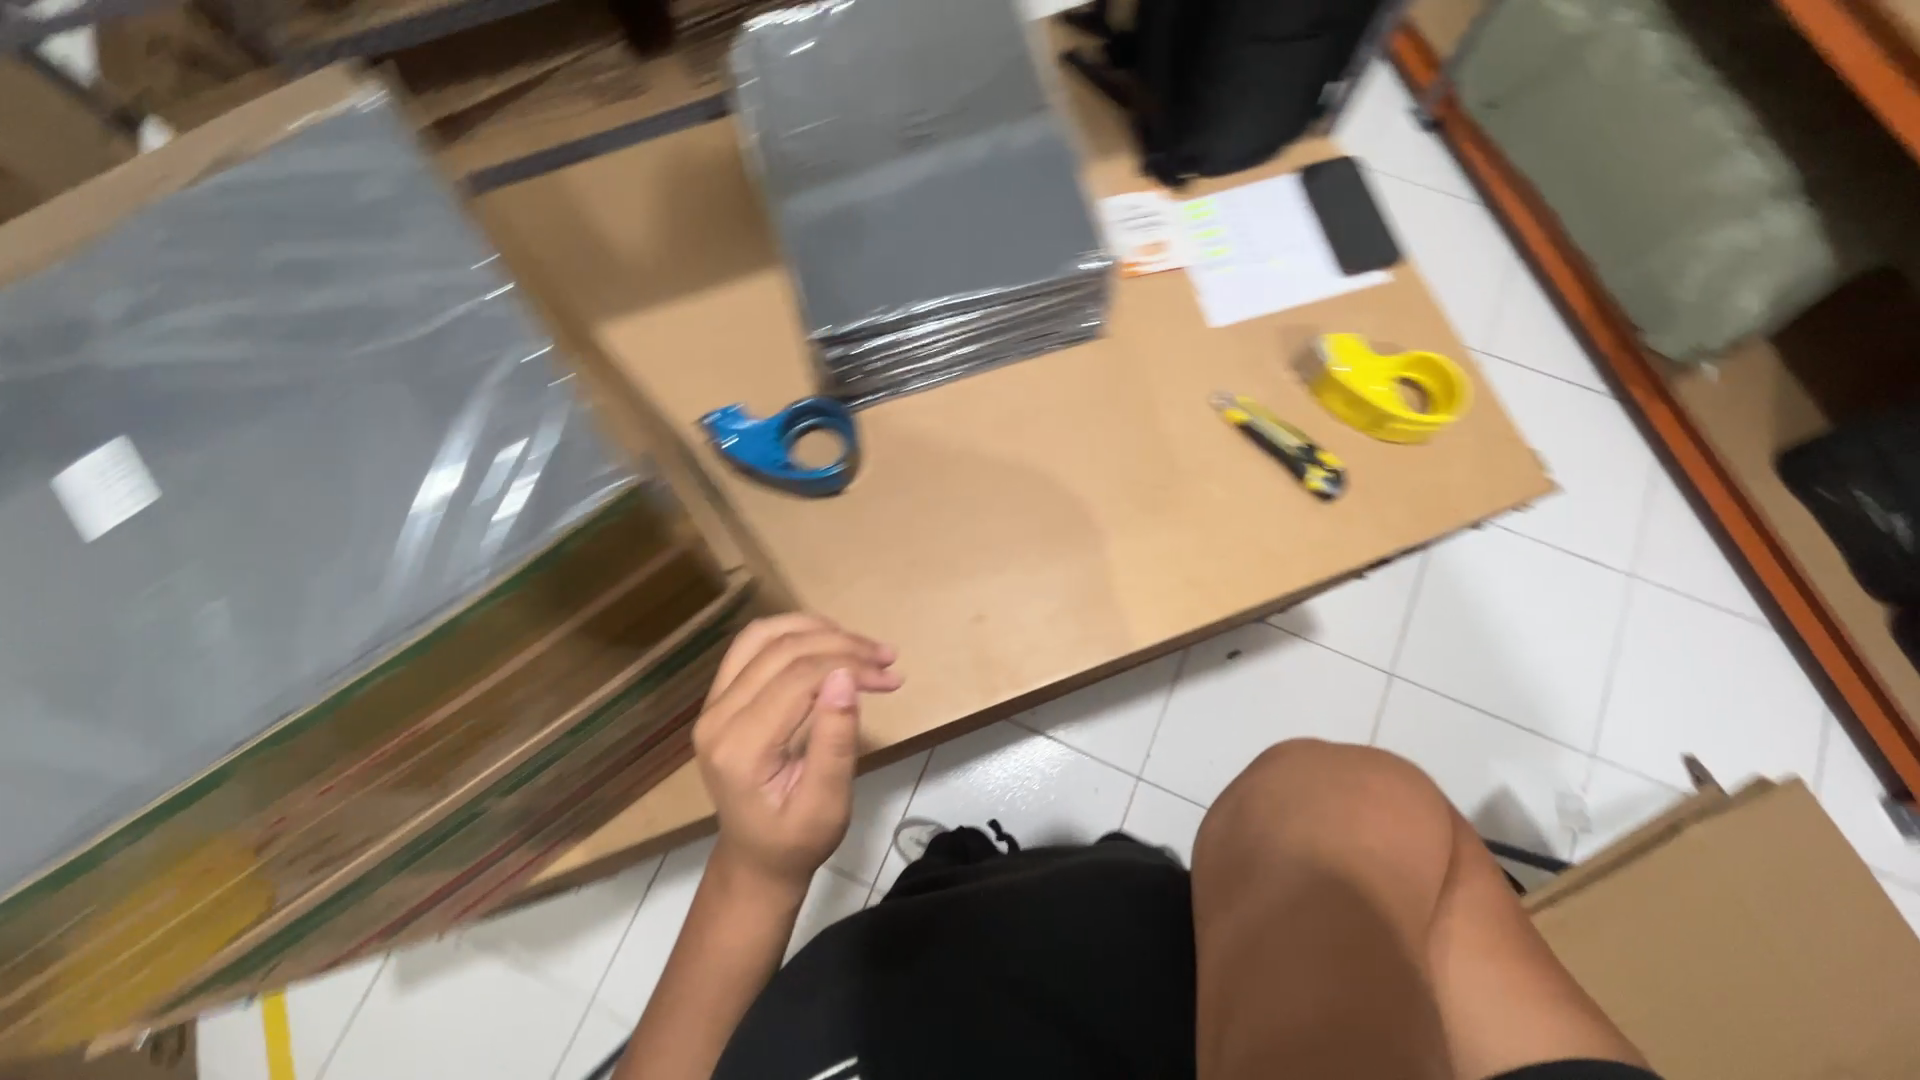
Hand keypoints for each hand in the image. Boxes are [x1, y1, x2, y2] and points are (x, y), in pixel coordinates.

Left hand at [693, 615, 902, 890]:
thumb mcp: (827, 804)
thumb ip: (835, 742)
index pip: (798, 678)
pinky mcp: (720, 698)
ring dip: (817, 631)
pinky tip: (828, 643)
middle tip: (887, 659)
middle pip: (782, 650)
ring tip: (862, 646)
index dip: (850, 665)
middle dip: (842, 646)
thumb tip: (846, 678)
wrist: (756, 858)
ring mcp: (712, 704)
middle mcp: (716, 717)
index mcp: (740, 748)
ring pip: (763, 636)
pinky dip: (793, 633)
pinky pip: (751, 645)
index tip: (891, 676)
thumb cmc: (797, 840)